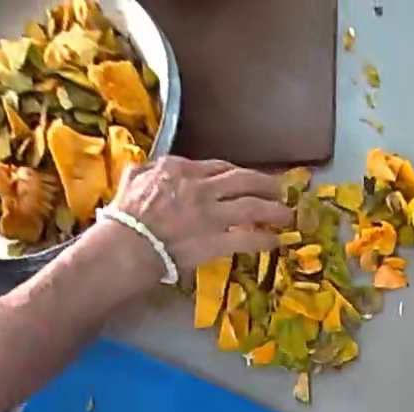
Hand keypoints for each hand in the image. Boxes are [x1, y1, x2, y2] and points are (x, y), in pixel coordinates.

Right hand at [107, 157, 292, 271]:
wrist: (129, 243)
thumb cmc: (125, 215)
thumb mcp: (133, 177)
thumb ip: (149, 170)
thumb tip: (153, 168)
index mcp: (181, 169)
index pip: (218, 167)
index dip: (237, 173)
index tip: (247, 179)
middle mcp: (202, 187)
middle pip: (242, 180)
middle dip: (265, 184)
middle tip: (281, 190)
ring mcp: (212, 213)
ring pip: (252, 206)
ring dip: (274, 210)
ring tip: (288, 215)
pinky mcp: (217, 240)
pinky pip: (248, 237)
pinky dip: (265, 239)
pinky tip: (276, 241)